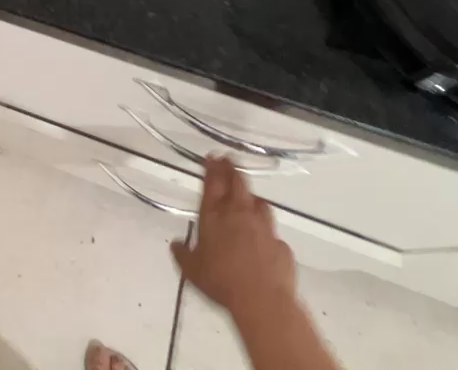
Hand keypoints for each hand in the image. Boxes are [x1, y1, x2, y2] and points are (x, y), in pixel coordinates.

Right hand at [170, 155, 298, 322]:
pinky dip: (266, 230)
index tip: (213, 156)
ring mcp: (264, 228)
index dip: (213, 168)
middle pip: (238, 183)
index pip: (213, 183)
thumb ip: (183, 254)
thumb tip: (176, 244)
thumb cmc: (221, 281)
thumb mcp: (192, 269)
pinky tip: (264, 239)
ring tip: (248, 196)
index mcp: (214, 216)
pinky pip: (273, 232)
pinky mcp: (281, 245)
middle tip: (228, 161)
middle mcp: (239, 215)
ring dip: (252, 196)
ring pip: (259, 202)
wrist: (262, 301)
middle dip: (232, 170)